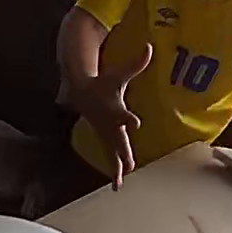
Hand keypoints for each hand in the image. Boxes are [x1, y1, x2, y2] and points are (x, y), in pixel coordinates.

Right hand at [69, 44, 151, 188]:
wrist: (81, 93)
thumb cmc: (103, 83)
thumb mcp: (118, 74)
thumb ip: (135, 64)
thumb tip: (150, 47)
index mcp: (114, 110)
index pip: (123, 115)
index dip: (129, 119)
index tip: (136, 123)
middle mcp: (110, 125)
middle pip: (118, 141)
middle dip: (123, 153)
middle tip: (130, 166)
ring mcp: (106, 134)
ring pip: (113, 154)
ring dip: (117, 168)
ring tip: (119, 184)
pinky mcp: (105, 140)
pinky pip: (111, 157)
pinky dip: (114, 171)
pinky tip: (117, 185)